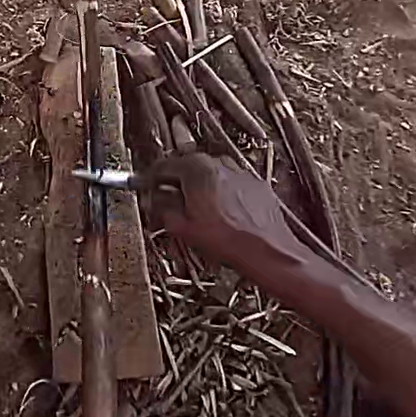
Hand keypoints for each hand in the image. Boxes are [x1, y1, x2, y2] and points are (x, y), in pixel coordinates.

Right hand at [147, 153, 313, 276]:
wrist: (269, 253)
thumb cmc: (228, 240)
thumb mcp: (181, 226)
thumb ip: (162, 206)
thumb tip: (156, 199)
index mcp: (195, 168)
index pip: (162, 166)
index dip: (150, 179)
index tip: (146, 186)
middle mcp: (217, 163)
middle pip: (186, 167)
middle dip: (175, 183)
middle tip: (168, 201)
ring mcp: (239, 172)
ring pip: (209, 175)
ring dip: (199, 188)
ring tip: (196, 211)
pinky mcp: (255, 184)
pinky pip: (229, 183)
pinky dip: (220, 193)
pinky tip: (220, 214)